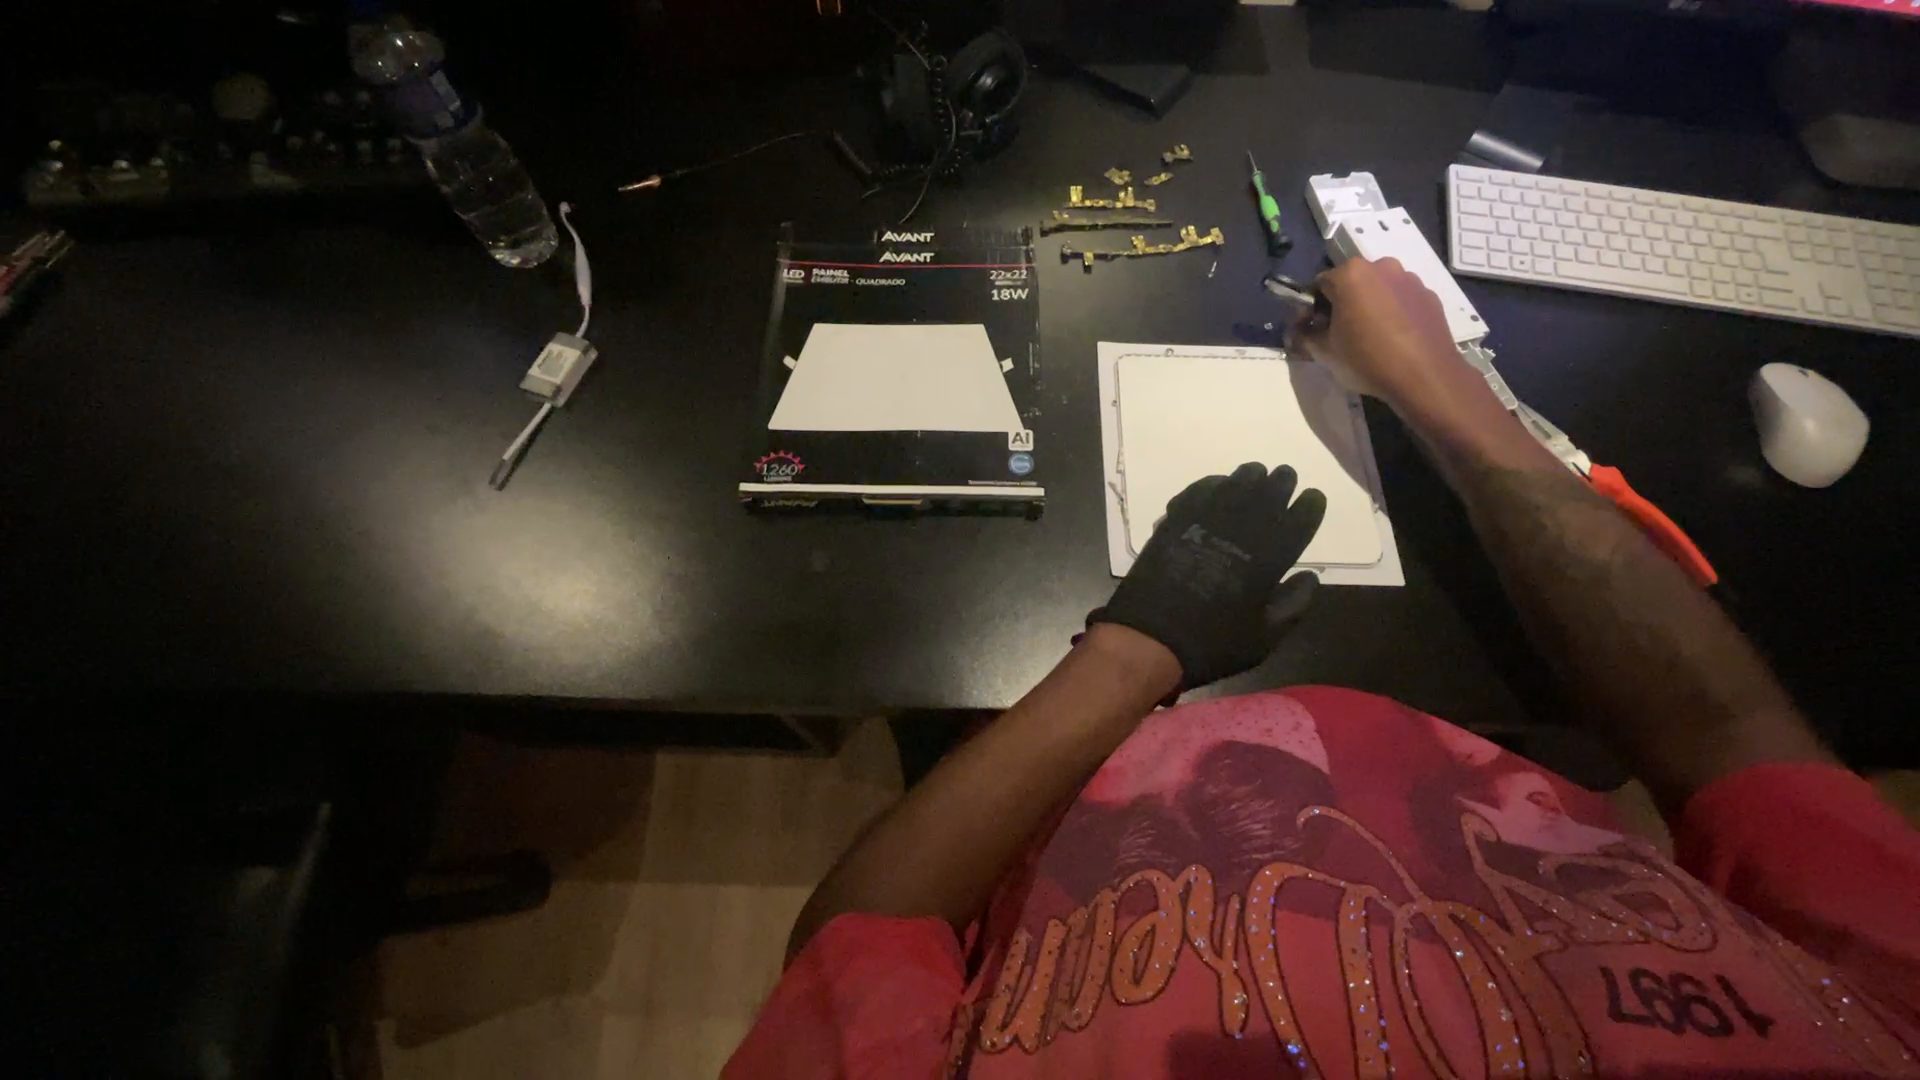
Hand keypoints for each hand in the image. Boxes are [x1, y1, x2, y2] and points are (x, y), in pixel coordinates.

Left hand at [1091, 463, 1325, 689]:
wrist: (1148, 640)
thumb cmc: (1211, 644)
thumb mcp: (1263, 638)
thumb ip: (1293, 605)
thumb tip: (1311, 577)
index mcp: (1266, 561)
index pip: (1296, 524)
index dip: (1308, 508)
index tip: (1313, 497)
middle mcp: (1237, 535)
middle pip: (1264, 497)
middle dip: (1279, 484)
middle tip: (1285, 474)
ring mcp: (1201, 526)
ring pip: (1230, 489)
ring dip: (1245, 477)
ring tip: (1255, 472)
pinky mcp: (1171, 526)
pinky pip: (1194, 495)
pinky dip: (1208, 485)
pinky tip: (1216, 484)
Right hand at [1293, 257, 1490, 425]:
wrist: (1424, 376)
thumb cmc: (1366, 359)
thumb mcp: (1323, 352)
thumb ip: (1305, 335)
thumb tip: (1298, 330)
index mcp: (1350, 275)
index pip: (1319, 284)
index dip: (1312, 308)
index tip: (1313, 329)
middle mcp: (1382, 267)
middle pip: (1351, 282)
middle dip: (1341, 303)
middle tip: (1339, 333)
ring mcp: (1409, 279)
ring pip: (1378, 289)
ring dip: (1368, 306)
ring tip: (1369, 337)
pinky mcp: (1429, 294)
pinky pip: (1401, 299)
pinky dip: (1392, 312)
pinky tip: (1392, 339)